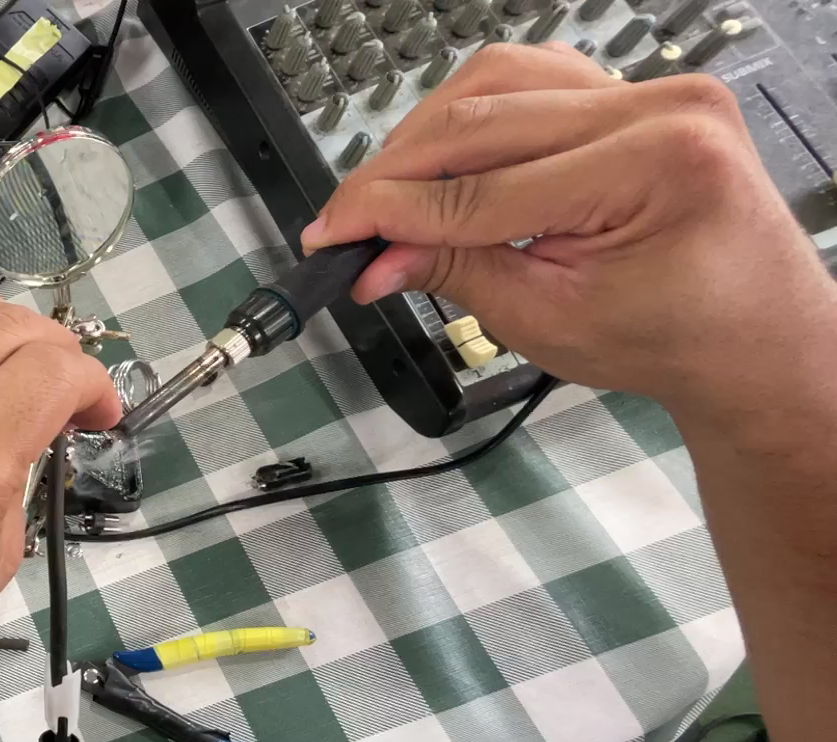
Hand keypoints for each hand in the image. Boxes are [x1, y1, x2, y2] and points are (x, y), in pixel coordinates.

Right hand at [302, 43, 836, 425]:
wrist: (744, 326)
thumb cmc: (658, 335)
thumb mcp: (540, 318)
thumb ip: (452, 274)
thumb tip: (370, 266)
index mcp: (650, 166)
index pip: (475, 190)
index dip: (383, 215)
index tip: (322, 239)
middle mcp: (653, 106)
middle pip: (476, 121)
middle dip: (386, 177)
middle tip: (335, 225)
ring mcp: (642, 91)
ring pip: (492, 83)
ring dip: (418, 139)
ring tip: (381, 198)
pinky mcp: (622, 96)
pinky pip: (522, 81)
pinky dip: (461, 117)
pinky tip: (433, 162)